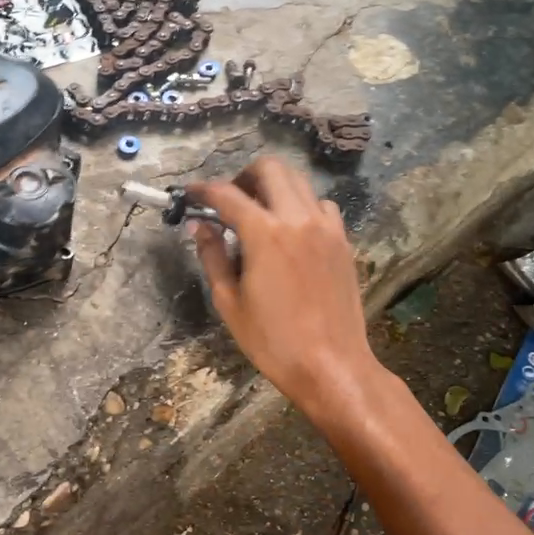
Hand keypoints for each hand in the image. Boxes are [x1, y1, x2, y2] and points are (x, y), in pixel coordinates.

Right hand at [187, 157, 389, 435]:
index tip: (190, 195)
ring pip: (299, 182)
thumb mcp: (228, 301)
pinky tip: (289, 233)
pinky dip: (300, 206)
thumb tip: (200, 227)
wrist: (330, 365)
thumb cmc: (272, 340)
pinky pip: (320, 206)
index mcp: (265, 234)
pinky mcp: (343, 242)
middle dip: (243, 176)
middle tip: (228, 201)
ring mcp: (326, 228)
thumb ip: (213, 256)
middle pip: (270, 169)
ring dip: (273, 188)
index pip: (227, 194)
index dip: (203, 190)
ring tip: (257, 215)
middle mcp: (298, 219)